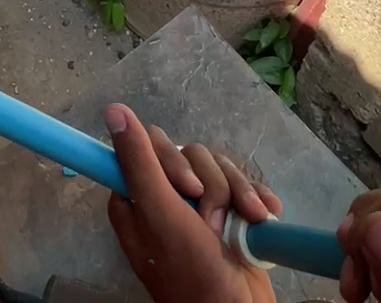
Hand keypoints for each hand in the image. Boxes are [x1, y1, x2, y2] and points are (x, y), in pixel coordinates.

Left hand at [103, 103, 284, 302]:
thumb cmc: (193, 272)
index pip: (151, 147)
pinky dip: (256, 198)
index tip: (190, 188)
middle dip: (212, 186)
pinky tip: (266, 216)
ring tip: (245, 225)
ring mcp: (198, 205)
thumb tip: (114, 110)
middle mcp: (164, 195)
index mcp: (137, 196)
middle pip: (191, 155)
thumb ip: (138, 162)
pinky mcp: (229, 212)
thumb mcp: (160, 215)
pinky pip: (243, 184)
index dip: (175, 163)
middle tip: (213, 222)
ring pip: (219, 167)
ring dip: (237, 195)